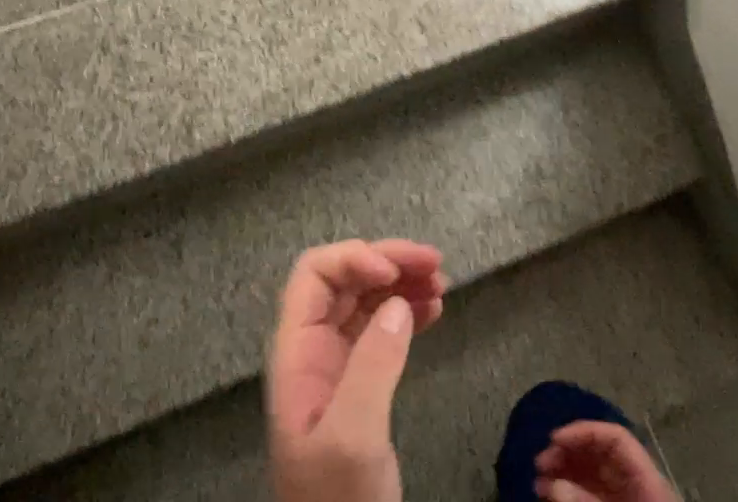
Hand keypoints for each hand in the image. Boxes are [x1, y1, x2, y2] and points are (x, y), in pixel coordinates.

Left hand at [267, 239, 448, 501]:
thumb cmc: (337, 498)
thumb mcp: (353, 435)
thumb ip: (373, 365)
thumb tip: (398, 302)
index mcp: (296, 352)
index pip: (314, 275)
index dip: (353, 259)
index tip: (396, 273)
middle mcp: (313, 349)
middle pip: (344, 280)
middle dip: (387, 262)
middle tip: (435, 264)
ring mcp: (336, 365)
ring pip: (366, 300)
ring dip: (402, 282)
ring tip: (441, 283)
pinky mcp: (361, 383)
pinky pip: (382, 329)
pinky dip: (408, 309)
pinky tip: (435, 308)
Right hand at [536, 421, 679, 501]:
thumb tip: (555, 485)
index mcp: (649, 485)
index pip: (617, 441)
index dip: (585, 432)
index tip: (553, 440)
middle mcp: (639, 490)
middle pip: (603, 455)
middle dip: (569, 453)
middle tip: (540, 465)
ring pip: (594, 477)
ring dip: (565, 473)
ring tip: (540, 484)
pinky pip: (592, 498)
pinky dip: (571, 494)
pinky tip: (551, 497)